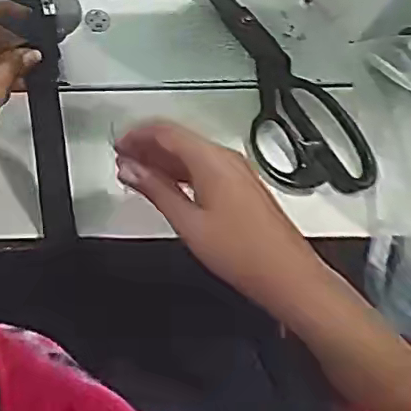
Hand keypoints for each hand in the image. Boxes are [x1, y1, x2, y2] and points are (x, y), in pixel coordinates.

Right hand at [115, 119, 325, 311]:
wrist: (291, 280)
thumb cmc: (247, 255)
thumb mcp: (188, 222)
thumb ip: (155, 189)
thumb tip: (131, 169)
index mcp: (211, 160)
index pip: (164, 130)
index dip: (136, 134)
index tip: (118, 145)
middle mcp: (226, 159)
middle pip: (177, 138)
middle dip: (146, 145)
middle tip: (123, 158)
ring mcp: (236, 171)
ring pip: (189, 152)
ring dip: (161, 159)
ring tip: (137, 173)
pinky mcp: (241, 186)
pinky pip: (203, 166)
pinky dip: (179, 170)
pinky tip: (166, 186)